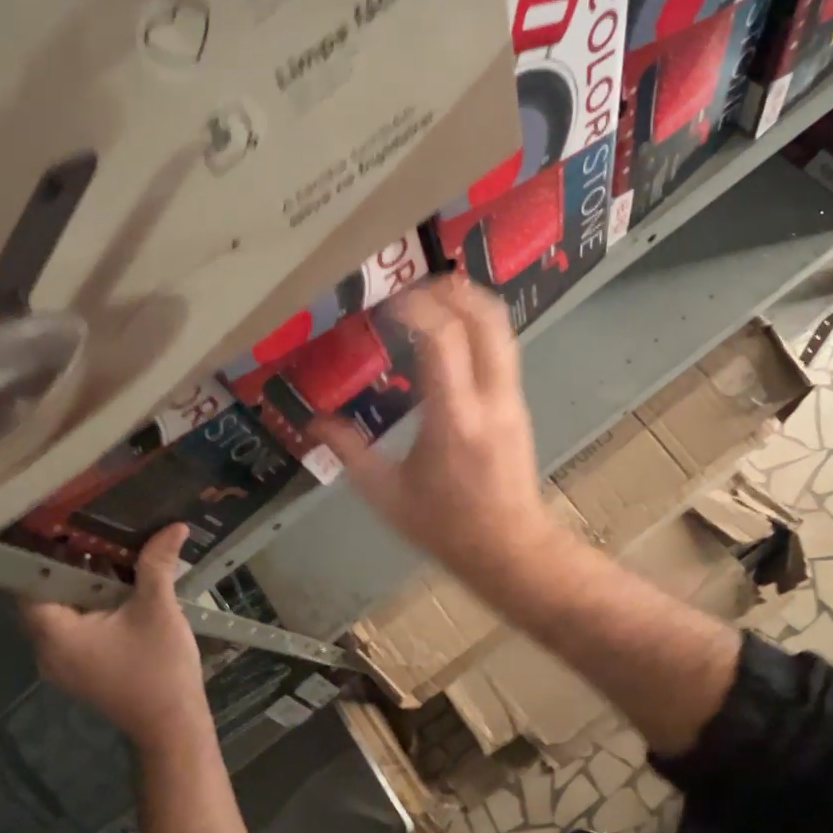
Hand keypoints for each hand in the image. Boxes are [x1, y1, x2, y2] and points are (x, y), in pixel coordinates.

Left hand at [21, 524, 208, 750]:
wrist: (172, 725)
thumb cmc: (159, 668)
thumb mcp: (158, 609)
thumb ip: (156, 565)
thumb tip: (175, 526)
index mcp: (56, 635)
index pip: (31, 585)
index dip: (45, 554)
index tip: (64, 525)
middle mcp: (48, 651)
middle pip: (46, 597)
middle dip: (69, 564)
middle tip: (91, 531)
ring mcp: (62, 664)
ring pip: (62, 612)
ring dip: (83, 585)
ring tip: (108, 551)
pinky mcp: (80, 670)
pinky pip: (75, 629)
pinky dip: (91, 606)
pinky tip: (118, 586)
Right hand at [313, 276, 558, 579]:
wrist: (509, 549)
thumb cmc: (445, 526)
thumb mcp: (387, 495)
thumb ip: (350, 453)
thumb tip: (314, 422)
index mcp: (454, 419)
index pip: (443, 339)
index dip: (416, 308)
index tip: (388, 302)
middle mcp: (490, 400)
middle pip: (485, 320)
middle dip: (452, 291)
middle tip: (416, 284)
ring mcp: (511, 400)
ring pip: (502, 331)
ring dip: (471, 304)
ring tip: (436, 296)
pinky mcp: (519, 406)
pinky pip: (503, 350)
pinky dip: (480, 328)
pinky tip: (454, 334)